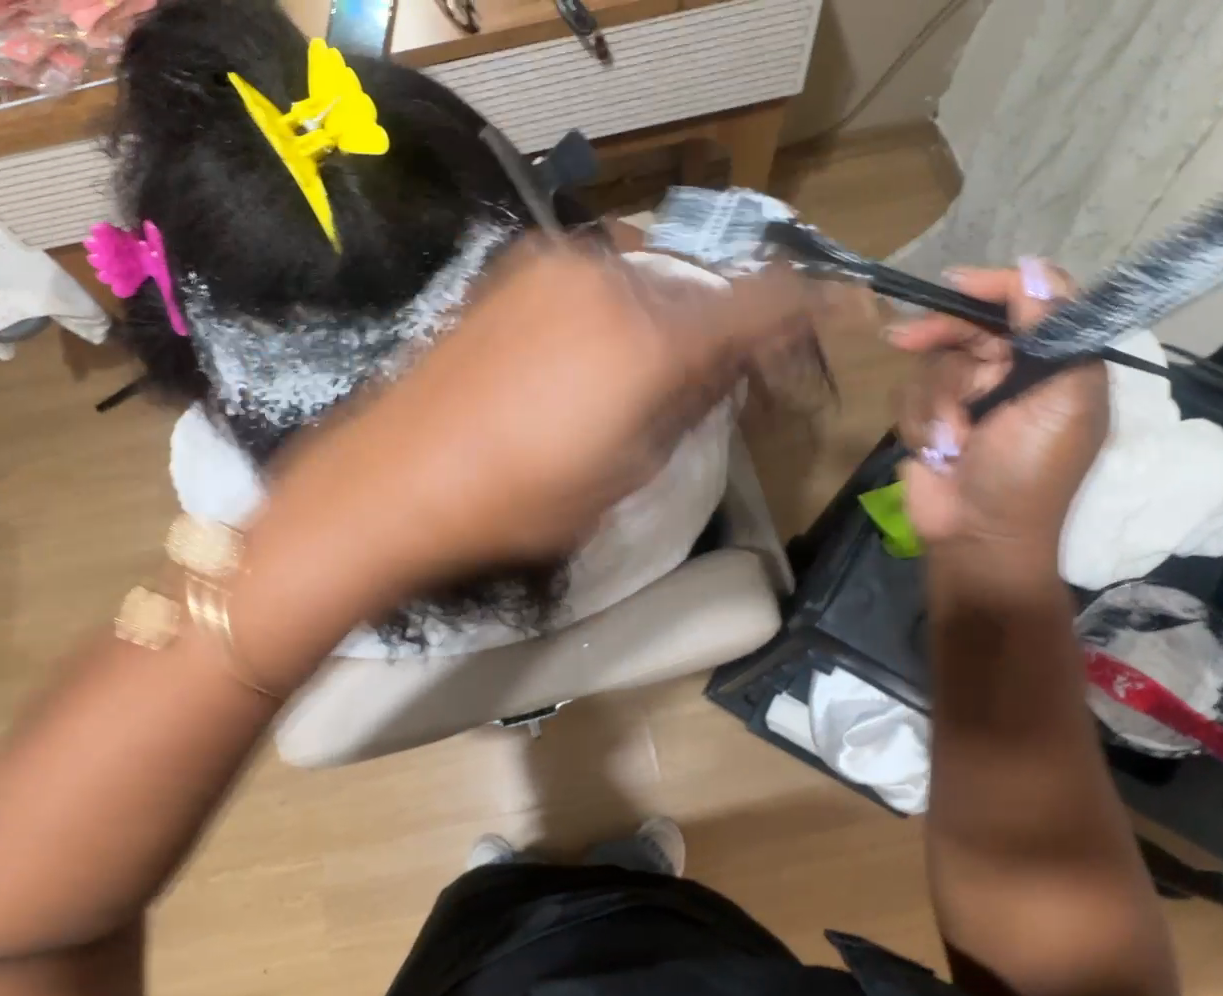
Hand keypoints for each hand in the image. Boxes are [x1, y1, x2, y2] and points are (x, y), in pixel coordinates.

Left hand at [256, 238, 811, 591]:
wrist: (393, 480)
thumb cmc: (515, 502)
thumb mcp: (626, 473)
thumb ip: (690, 406)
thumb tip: (730, 366)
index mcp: (651, 338)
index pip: (763, 299)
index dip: (808, 309)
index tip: (829, 322)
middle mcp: (611, 279)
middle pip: (705, 286)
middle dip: (726, 330)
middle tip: (721, 382)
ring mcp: (556, 267)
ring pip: (649, 279)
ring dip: (669, 319)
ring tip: (648, 379)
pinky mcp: (514, 271)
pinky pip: (597, 279)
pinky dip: (619, 308)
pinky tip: (593, 359)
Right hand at [889, 259, 1108, 562]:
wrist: (979, 536)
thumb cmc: (1030, 473)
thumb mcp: (1060, 399)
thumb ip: (1053, 332)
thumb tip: (1033, 266)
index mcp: (1056, 363)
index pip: (1029, 302)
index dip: (995, 287)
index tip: (957, 285)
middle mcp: (1011, 373)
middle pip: (969, 326)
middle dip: (940, 337)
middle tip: (905, 338)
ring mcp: (967, 398)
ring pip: (933, 363)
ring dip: (936, 403)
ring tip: (953, 440)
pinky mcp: (931, 420)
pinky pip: (910, 396)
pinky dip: (921, 423)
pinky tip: (937, 451)